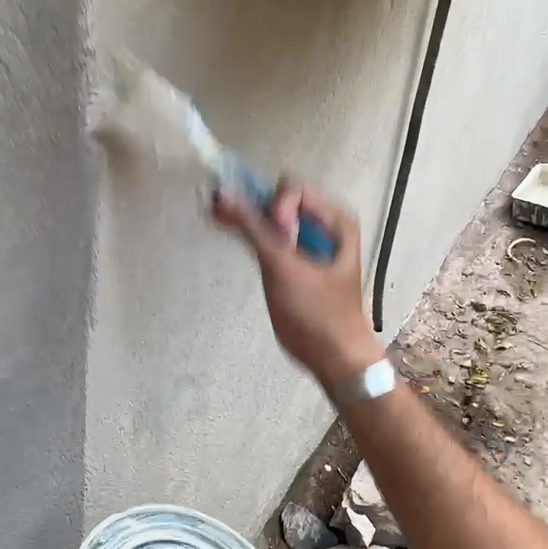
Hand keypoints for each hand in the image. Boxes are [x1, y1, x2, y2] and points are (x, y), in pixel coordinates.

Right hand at [211, 177, 383, 384]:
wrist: (334, 358)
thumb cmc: (317, 311)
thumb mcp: (284, 267)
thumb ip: (252, 229)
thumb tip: (222, 194)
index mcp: (334, 221)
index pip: (293, 191)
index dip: (275, 205)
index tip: (273, 230)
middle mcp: (320, 225)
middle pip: (277, 200)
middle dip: (249, 202)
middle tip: (222, 210)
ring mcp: (302, 243)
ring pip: (267, 217)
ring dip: (241, 213)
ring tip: (213, 211)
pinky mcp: (286, 261)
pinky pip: (263, 235)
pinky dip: (243, 229)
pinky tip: (220, 222)